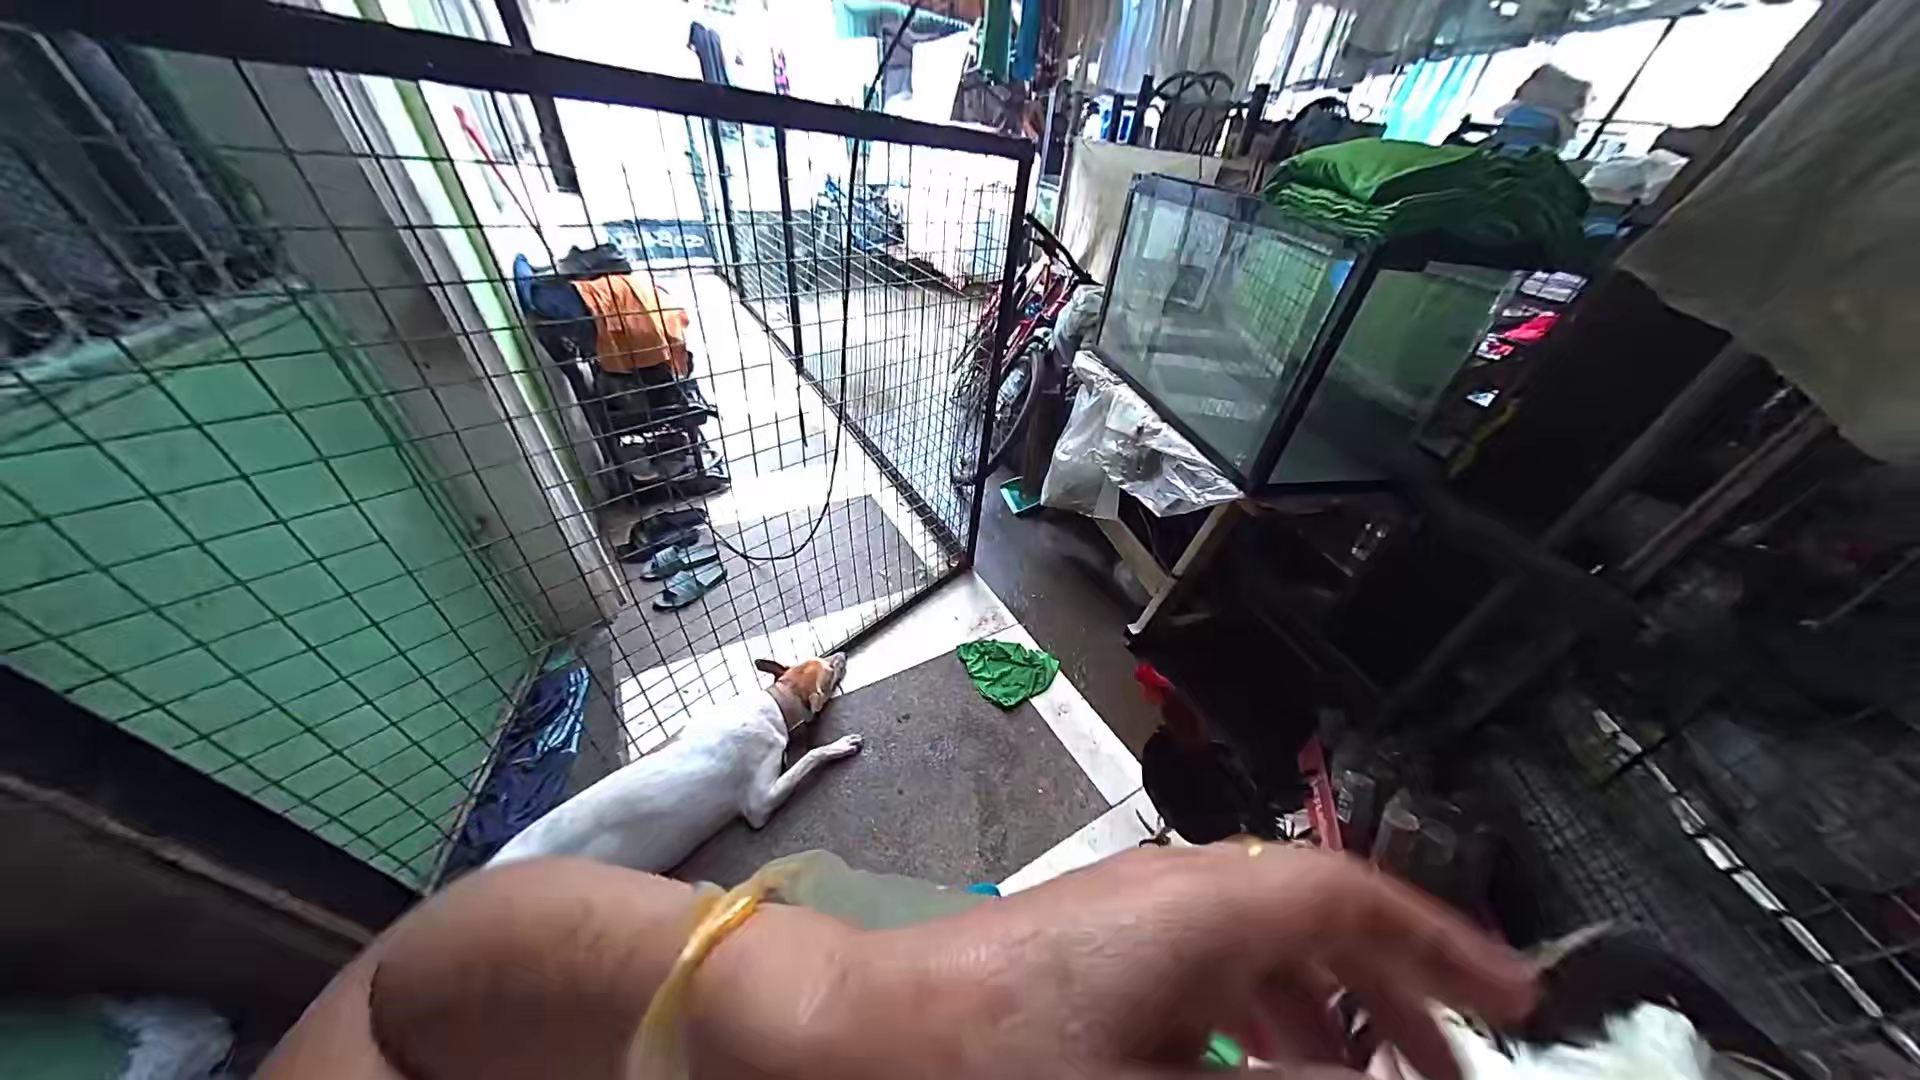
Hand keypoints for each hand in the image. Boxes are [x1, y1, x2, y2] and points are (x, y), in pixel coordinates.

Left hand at [688, 844, 1533, 1079]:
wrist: (878, 1027)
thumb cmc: (1002, 1063)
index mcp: (1192, 908)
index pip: (1338, 891)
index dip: (1436, 934)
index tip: (1521, 994)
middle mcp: (1170, 889)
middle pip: (1309, 908)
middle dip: (1397, 980)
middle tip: (1469, 1062)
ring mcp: (1135, 908)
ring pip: (1264, 936)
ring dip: (1332, 1002)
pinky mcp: (1106, 937)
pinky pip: (1215, 960)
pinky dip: (1266, 1009)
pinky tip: (1277, 1069)